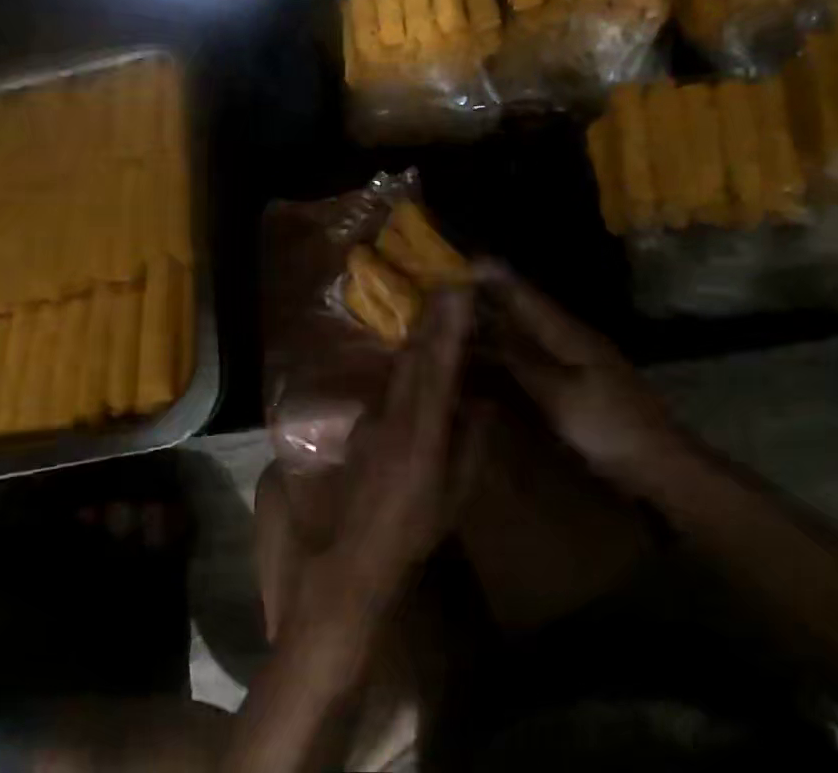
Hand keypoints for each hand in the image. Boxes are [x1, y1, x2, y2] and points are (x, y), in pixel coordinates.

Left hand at [305, 284, 476, 611]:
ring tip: (437, 310)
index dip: (448, 330)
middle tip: (449, 287)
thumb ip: (472, 442)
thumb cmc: (415, 528)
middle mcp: (393, 416)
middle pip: (414, 359)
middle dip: (432, 320)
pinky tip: (416, 354)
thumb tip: (481, 401)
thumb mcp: (456, 492)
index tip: (458, 294)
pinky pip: (388, 386)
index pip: (438, 370)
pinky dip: (406, 365)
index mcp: (421, 433)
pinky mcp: (361, 424)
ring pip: (398, 368)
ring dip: (418, 337)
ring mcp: (372, 418)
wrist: (357, 550)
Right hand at [474, 261, 682, 477]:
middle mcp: (569, 341)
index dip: (497, 277)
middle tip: (452, 292)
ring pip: (527, 335)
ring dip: (497, 326)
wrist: (658, 464)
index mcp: (568, 335)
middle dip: (492, 298)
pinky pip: (532, 360)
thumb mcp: (558, 393)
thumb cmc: (608, 425)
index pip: (526, 296)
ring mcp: (574, 363)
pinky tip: (491, 363)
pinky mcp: (574, 385)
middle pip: (525, 311)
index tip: (467, 262)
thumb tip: (487, 327)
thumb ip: (521, 359)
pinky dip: (509, 355)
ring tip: (461, 323)